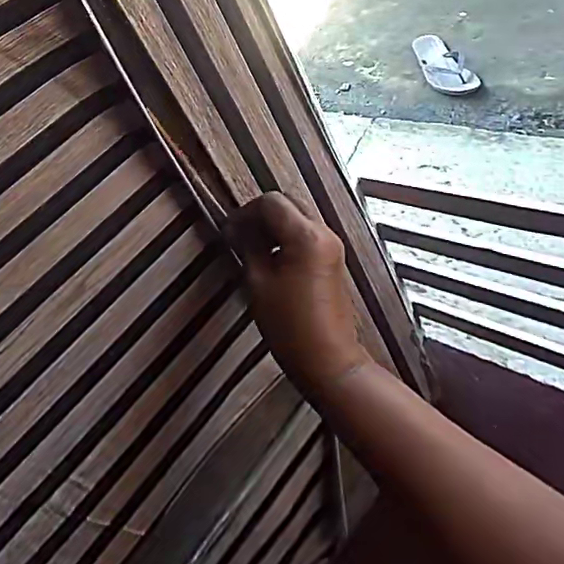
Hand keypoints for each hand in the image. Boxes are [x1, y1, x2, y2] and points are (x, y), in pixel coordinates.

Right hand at [227, 193, 371, 395]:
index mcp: (306, 236)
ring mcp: (332, 246)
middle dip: (260, 215)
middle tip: (239, 235)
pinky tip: (270, 257)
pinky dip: (285, 236)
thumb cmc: (290, 326)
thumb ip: (249, 246)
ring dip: (273, 225)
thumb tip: (238, 228)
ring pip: (297, 216)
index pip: (271, 202)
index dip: (245, 212)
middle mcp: (324, 234)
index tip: (230, 231)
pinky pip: (306, 233)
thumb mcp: (258, 282)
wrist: (329, 361)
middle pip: (287, 203)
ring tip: (251, 247)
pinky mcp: (333, 259)